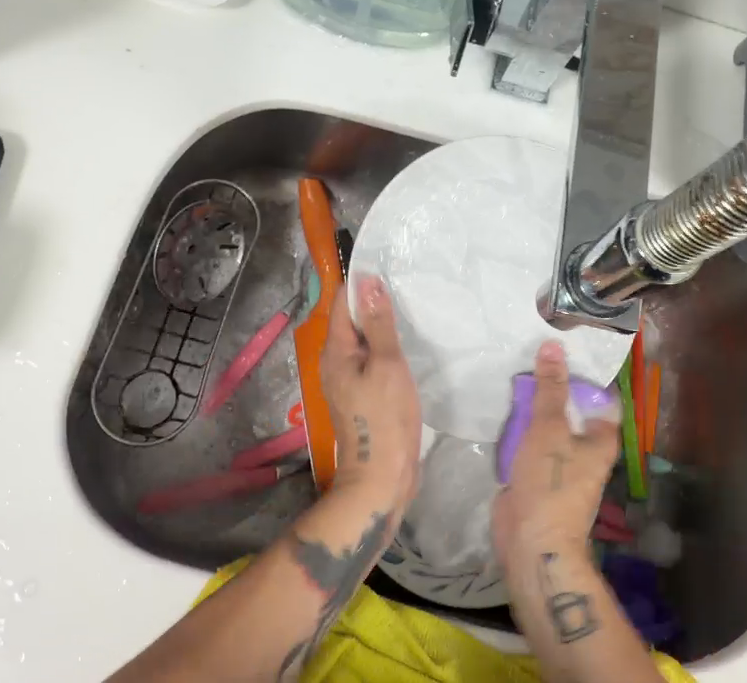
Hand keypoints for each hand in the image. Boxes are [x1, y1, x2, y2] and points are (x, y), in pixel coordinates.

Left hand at [321, 276, 422, 511]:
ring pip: (363, 341)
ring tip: (412, 311)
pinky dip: (386, 349)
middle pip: (352, 320)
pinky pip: (371, 360)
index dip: (363, 282)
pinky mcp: (363, 395)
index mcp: (335, 351)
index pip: (343, 301)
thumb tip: (368, 279)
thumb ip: (379, 323)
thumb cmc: (385, 420)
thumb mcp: (387, 365)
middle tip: (408, 285)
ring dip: (382, 327)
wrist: (380, 480)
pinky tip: (408, 347)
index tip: (390, 267)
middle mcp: (335, 362)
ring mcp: (348, 381)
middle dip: (375, 302)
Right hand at [493, 341, 620, 563]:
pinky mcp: (536, 474)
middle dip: (551, 385)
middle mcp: (586, 448)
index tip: (559, 346)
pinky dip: (519, 427)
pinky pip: (529, 442)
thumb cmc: (551, 483)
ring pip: (547, 424)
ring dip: (532, 406)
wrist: (531, 542)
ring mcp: (560, 462)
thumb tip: (553, 344)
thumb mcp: (549, 427)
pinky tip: (503, 408)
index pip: (599, 394)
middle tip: (529, 354)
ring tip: (513, 373)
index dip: (581, 370)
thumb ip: (549, 387)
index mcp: (602, 437)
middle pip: (570, 407)